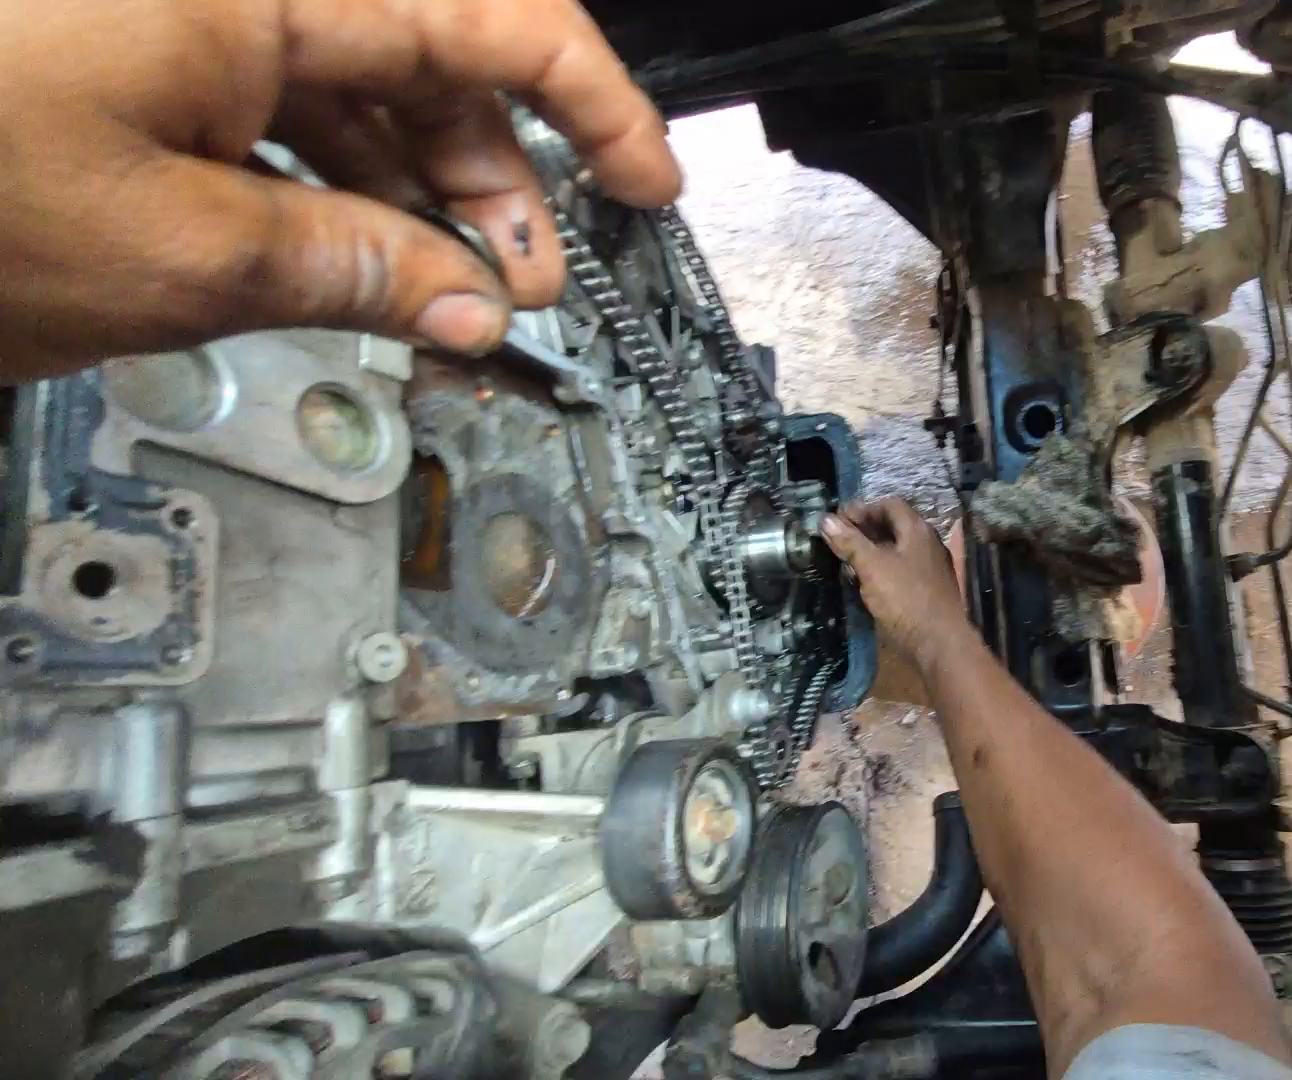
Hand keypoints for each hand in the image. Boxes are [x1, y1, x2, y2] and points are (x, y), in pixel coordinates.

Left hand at [0, 0, 681, 381]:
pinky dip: (322, 183)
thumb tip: (477, 309)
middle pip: (434, 56)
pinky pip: (267, 93)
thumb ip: (358, 271)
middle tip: (526, 286)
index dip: (599, 108)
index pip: (500, 20)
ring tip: (448, 293)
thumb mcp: (164, 251)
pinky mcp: (110, 24)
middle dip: (499, 183)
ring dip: (417, 198)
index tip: (647, 184)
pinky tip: (350, 256)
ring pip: (355, 81)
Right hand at [818, 498, 975, 673]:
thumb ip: (850, 542)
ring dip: (874, 549)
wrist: (938, 642)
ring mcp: (931, 566)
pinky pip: (903, 568)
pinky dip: (884, 567)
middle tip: (840, 538)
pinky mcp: (929, 588)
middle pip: (895, 526)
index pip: (890, 505)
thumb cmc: (905, 599)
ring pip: (899, 548)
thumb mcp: (872, 567)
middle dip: (866, 528)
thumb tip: (826, 519)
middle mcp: (928, 543)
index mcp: (918, 531)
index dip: (863, 508)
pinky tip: (868, 580)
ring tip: (849, 559)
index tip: (839, 520)